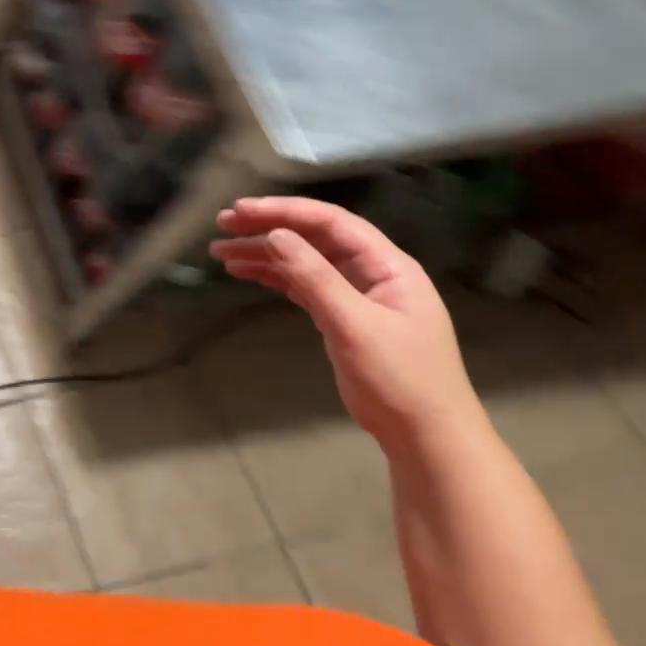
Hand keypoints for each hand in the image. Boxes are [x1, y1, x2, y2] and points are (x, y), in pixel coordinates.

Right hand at [210, 197, 485, 453]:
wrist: (425, 434)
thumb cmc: (400, 378)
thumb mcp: (354, 325)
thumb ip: (315, 277)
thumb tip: (275, 235)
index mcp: (388, 266)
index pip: (331, 223)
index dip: (284, 211)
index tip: (240, 212)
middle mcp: (373, 272)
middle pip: (314, 237)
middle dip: (268, 227)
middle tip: (222, 225)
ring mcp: (357, 295)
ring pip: (303, 260)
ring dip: (263, 253)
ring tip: (220, 252)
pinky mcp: (341, 316)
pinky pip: (302, 284)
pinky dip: (272, 276)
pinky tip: (244, 273)